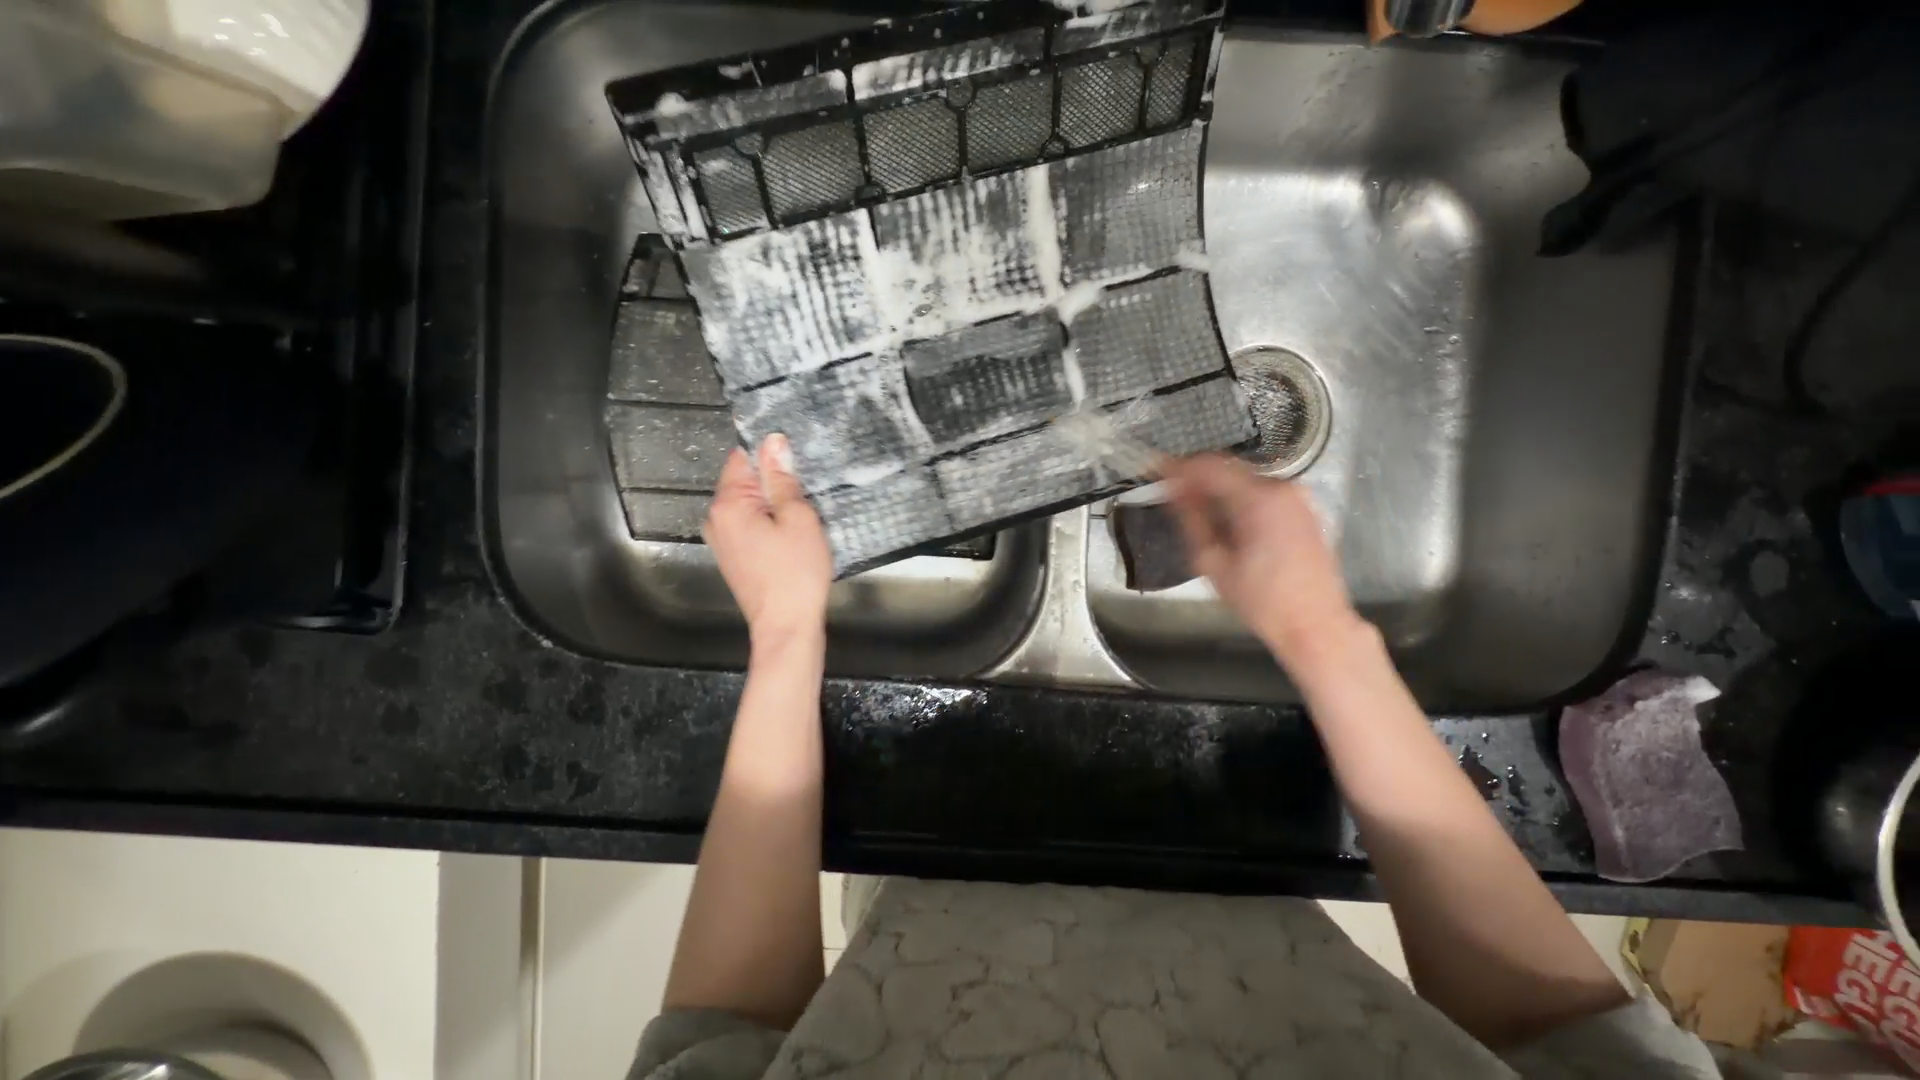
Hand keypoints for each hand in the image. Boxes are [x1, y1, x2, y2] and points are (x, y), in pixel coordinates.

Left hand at [705, 435, 832, 648]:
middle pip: (744, 481)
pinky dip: (768, 523)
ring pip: (749, 505)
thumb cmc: (796, 573)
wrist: (785, 626)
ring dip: (773, 504)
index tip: (797, 463)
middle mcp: (716, 518)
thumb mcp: (797, 517)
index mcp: (728, 504)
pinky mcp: (732, 556)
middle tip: (806, 493)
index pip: (743, 457)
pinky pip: (749, 525)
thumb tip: (773, 442)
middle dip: (774, 481)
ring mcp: (721, 539)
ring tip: (802, 516)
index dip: (771, 454)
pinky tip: (791, 537)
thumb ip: (782, 478)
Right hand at [1164, 454, 1362, 666]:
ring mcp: (1299, 498)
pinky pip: (1264, 494)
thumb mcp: (1214, 563)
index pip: (1208, 466)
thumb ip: (1192, 519)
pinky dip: (1241, 500)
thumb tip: (1174, 491)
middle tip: (1172, 496)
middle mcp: (1282, 488)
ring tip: (1197, 512)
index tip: (1157, 471)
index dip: (1177, 467)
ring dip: (1220, 491)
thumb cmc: (1262, 601)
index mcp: (1259, 499)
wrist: (1316, 625)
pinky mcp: (1305, 510)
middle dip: (1198, 480)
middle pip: (1229, 469)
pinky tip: (1228, 523)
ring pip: (1246, 481)